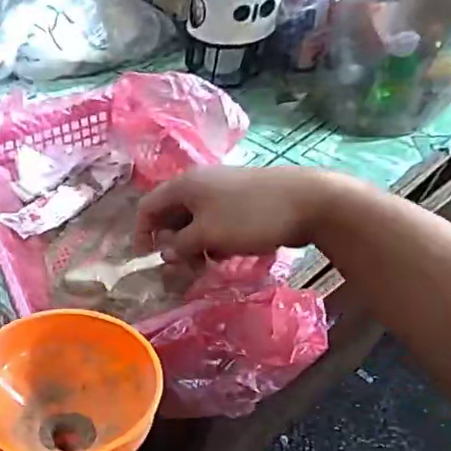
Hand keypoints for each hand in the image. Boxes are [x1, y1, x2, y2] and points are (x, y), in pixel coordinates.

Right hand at [136, 165, 351, 262]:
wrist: (308, 201)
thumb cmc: (250, 217)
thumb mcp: (207, 235)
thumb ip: (180, 245)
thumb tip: (165, 252)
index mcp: (185, 185)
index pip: (148, 207)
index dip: (141, 233)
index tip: (145, 258)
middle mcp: (199, 183)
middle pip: (171, 215)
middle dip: (171, 243)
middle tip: (182, 267)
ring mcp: (222, 191)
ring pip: (194, 221)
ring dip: (193, 245)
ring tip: (206, 266)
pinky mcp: (241, 201)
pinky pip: (215, 222)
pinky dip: (213, 240)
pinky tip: (226, 255)